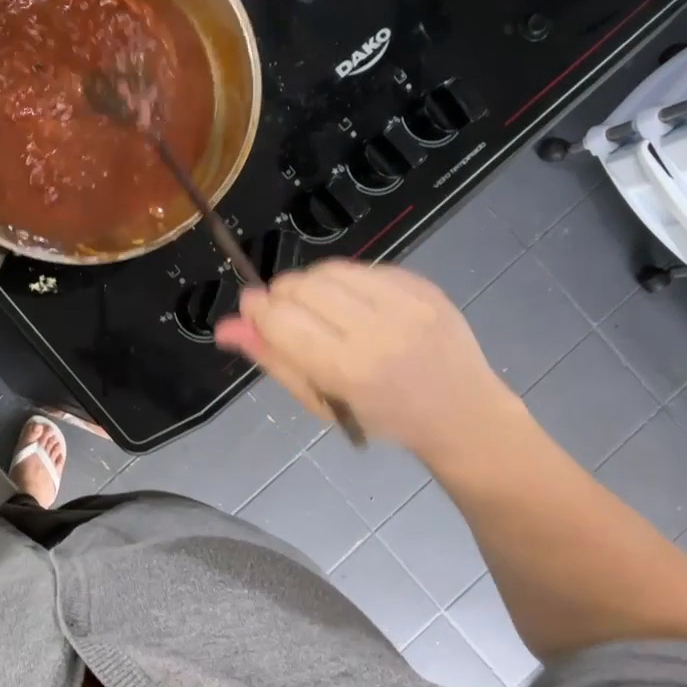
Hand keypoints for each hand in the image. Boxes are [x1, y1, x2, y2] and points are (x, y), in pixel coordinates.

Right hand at [215, 260, 525, 463]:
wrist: (461, 413)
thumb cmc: (381, 418)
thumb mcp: (319, 401)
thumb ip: (271, 359)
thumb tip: (225, 327)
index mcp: (347, 369)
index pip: (280, 319)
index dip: (255, 310)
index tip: (251, 314)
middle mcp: (377, 331)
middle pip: (300, 285)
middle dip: (281, 295)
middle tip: (286, 316)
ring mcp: (405, 304)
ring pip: (328, 269)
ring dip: (310, 284)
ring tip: (319, 310)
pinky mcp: (423, 286)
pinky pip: (363, 267)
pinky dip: (344, 281)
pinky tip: (352, 304)